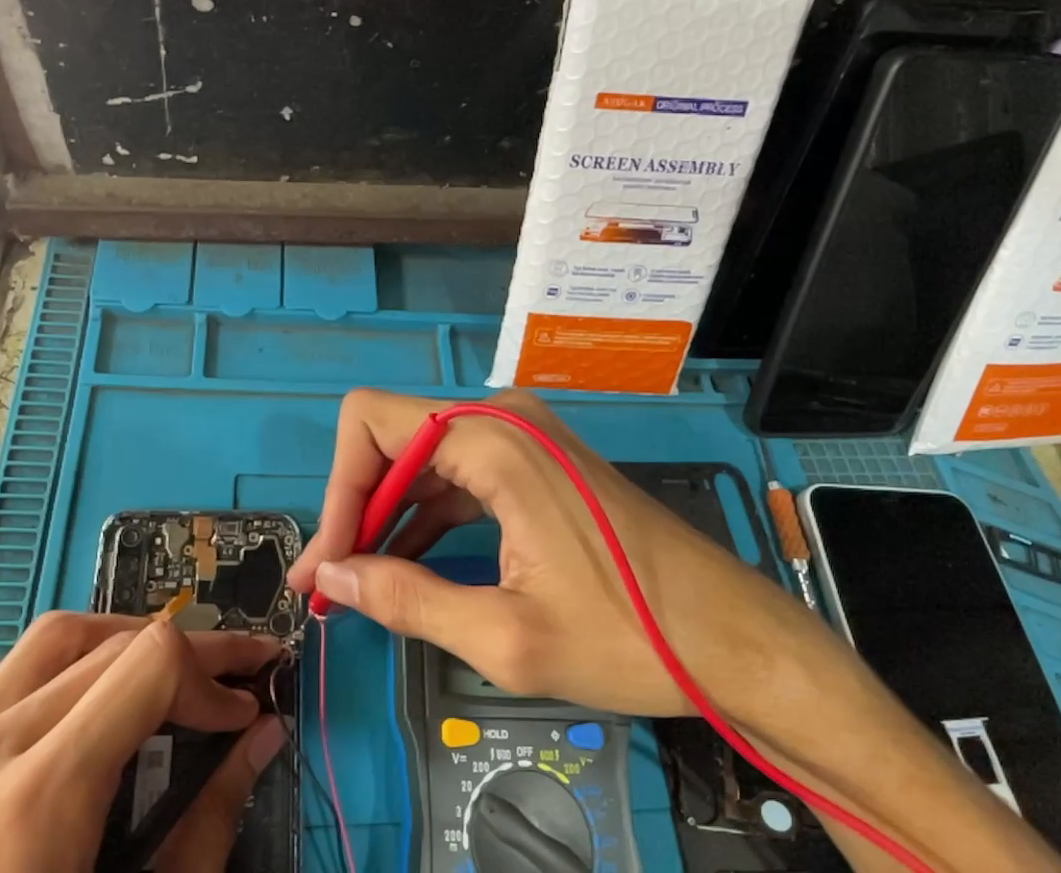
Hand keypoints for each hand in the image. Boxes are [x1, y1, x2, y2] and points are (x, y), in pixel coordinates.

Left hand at [0, 613, 284, 872]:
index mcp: (39, 798)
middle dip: (188, 653)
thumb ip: (211, 817)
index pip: (147, 666)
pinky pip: (18, 678)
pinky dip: (79, 668)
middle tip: (238, 678)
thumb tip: (264, 735)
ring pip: (57, 639)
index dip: (213, 675)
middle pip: (110, 645)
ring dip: (130, 642)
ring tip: (180, 675)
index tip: (245, 713)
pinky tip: (112, 703)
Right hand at [287, 389, 819, 720]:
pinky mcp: (539, 466)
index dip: (336, 493)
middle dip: (355, 510)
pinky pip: (458, 477)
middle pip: (391, 439)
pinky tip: (404, 567)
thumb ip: (407, 600)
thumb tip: (331, 576)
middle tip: (330, 582)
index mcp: (494, 441)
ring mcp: (526, 439)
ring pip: (421, 460)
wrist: (734, 640)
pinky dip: (424, 520)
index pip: (371, 425)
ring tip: (356, 584)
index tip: (326, 566)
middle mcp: (505, 420)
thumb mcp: (505, 636)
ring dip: (385, 519)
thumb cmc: (629, 637)